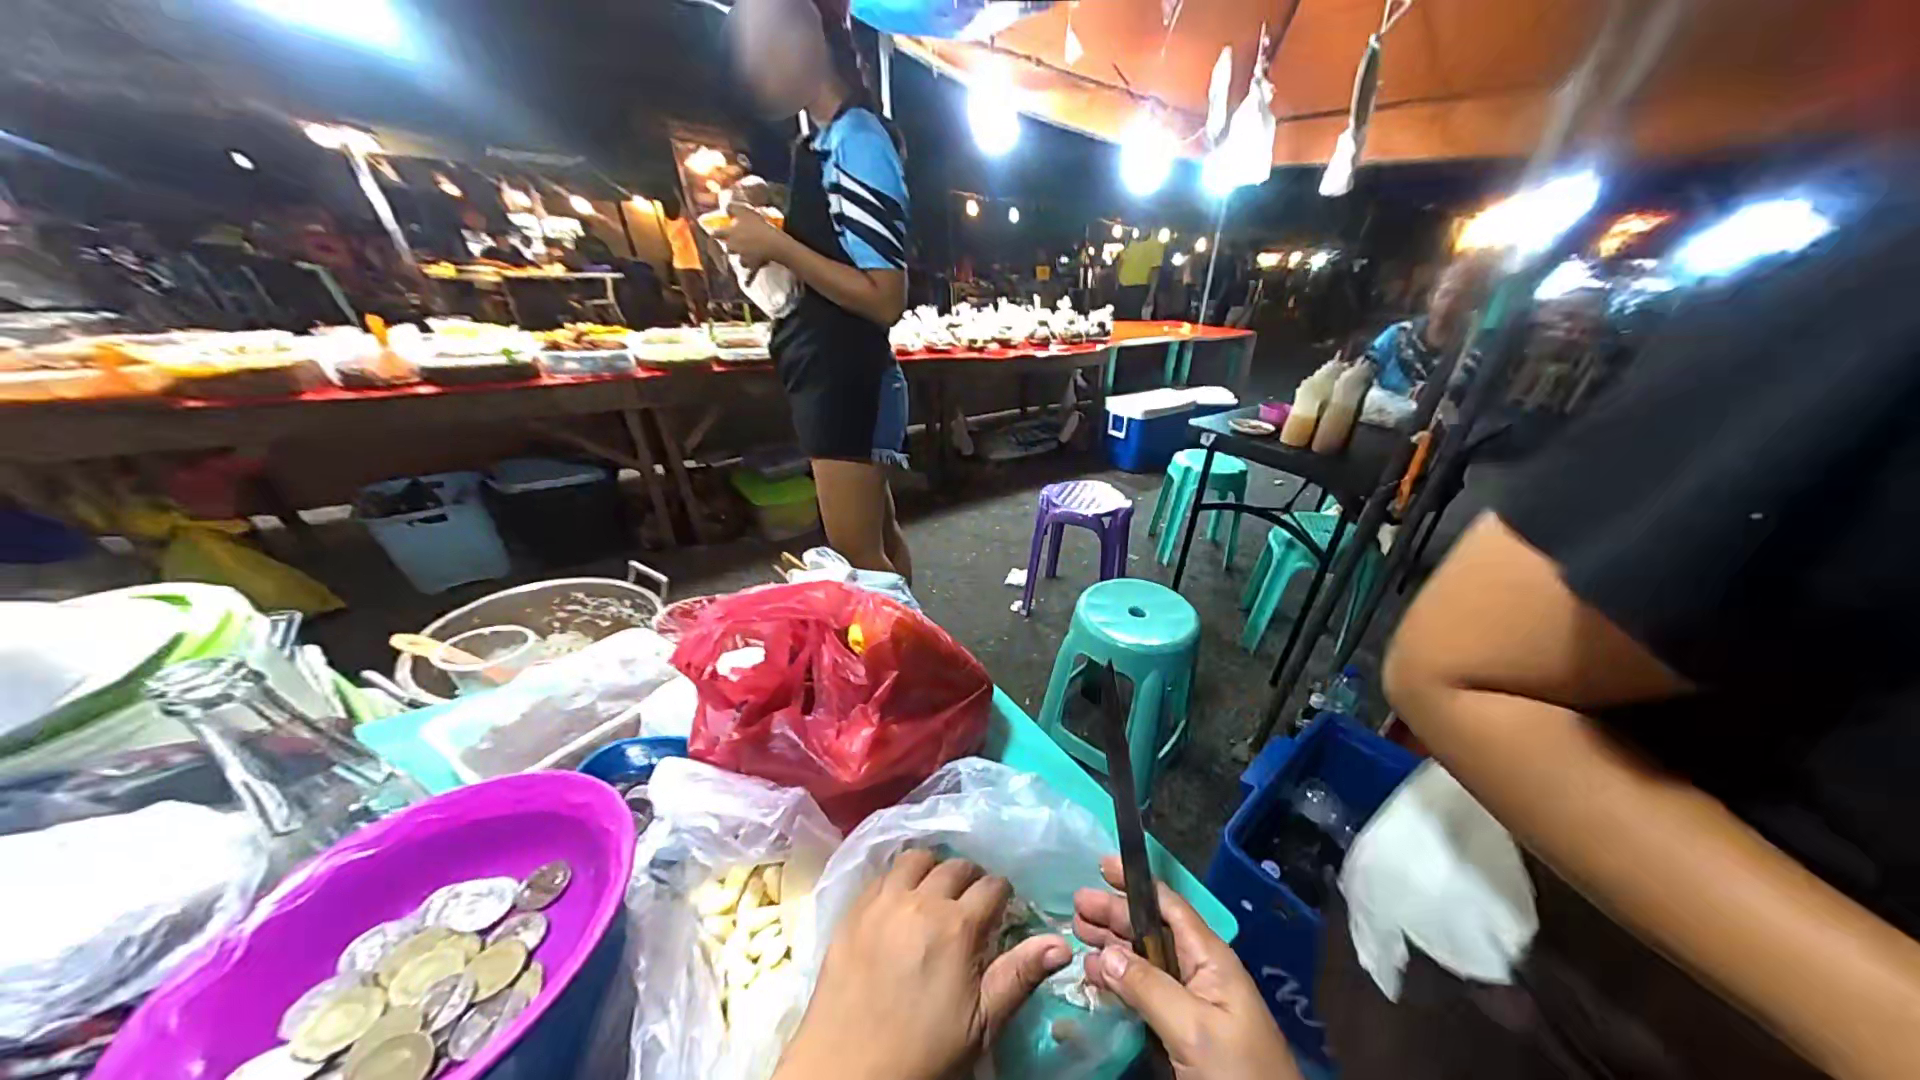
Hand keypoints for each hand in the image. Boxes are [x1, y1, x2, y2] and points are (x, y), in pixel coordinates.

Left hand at [707, 206, 784, 265]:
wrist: (772, 243)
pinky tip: (752, 272)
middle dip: (732, 246)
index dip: (716, 233)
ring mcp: (742, 257)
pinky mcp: (752, 266)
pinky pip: (749, 270)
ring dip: (742, 257)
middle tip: (740, 242)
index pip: (716, 233)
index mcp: (730, 233)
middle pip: (728, 247)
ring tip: (750, 254)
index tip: (718, 233)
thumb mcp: (744, 212)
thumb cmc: (758, 226)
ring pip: (739, 259)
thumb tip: (726, 208)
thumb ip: (732, 209)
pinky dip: (750, 271)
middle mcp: (733, 246)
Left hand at [775, 849, 1070, 1079]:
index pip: (992, 886)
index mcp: (956, 925)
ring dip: (932, 867)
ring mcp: (883, 901)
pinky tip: (900, 899)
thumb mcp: (981, 1023)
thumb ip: (1019, 975)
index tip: (1002, 910)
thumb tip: (1061, 942)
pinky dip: (897, 877)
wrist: (849, 1072)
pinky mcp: (854, 909)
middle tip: (971, 902)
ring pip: (915, 858)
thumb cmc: (924, 1052)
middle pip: (956, 866)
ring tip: (934, 890)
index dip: (1002, 895)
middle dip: (971, 878)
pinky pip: (882, 874)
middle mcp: (920, 900)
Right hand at [1076, 856, 1302, 1079]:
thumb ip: (1147, 986)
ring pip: (1144, 960)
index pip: (1168, 905)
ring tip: (1077, 935)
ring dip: (1111, 945)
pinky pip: (1145, 992)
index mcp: (1209, 958)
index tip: (1102, 865)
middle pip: (1150, 930)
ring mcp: (1191, 1003)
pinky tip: (1095, 976)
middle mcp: (1199, 972)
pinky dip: (1118, 980)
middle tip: (1076, 906)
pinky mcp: (1183, 1032)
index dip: (1136, 883)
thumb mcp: (1193, 1028)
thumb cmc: (1238, 1075)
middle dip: (1114, 914)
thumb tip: (1105, 953)